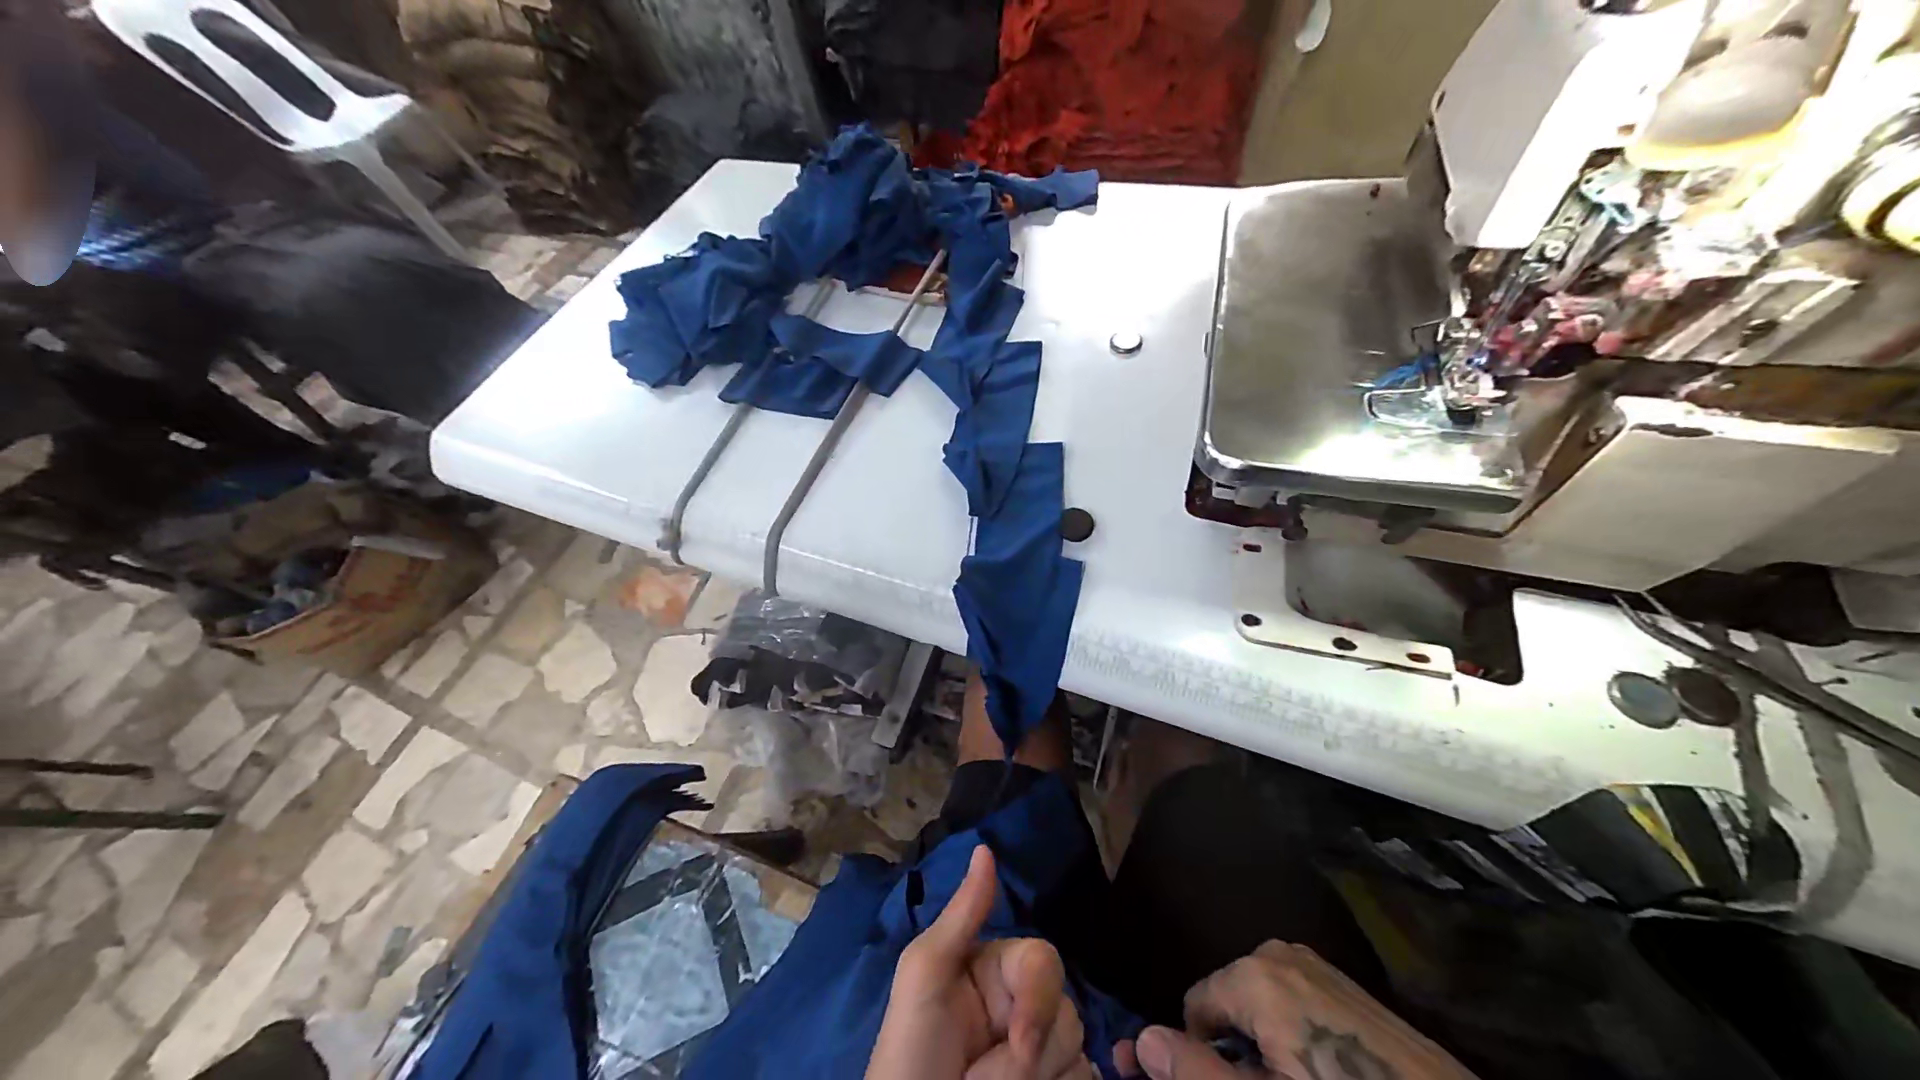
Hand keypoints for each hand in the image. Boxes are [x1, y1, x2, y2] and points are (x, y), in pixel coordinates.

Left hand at [868, 845, 1095, 1079]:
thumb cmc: (911, 1051)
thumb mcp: (925, 974)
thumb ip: (962, 914)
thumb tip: (986, 847)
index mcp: (998, 972)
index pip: (1046, 961)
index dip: (1039, 1001)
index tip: (1018, 1041)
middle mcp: (1023, 1008)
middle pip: (1068, 1011)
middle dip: (1035, 1051)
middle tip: (988, 1079)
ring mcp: (1039, 1054)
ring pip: (1079, 1052)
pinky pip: (1082, 1079)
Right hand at [1124, 942, 1475, 1079]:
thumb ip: (1199, 1072)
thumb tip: (1142, 1040)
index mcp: (1255, 975)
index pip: (1195, 1005)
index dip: (1204, 1053)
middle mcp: (1279, 952)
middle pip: (1228, 998)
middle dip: (1237, 1045)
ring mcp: (1315, 962)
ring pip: (1259, 1000)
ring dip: (1265, 1040)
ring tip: (1299, 1078)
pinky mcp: (1342, 979)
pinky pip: (1291, 997)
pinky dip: (1292, 1030)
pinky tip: (1326, 1069)